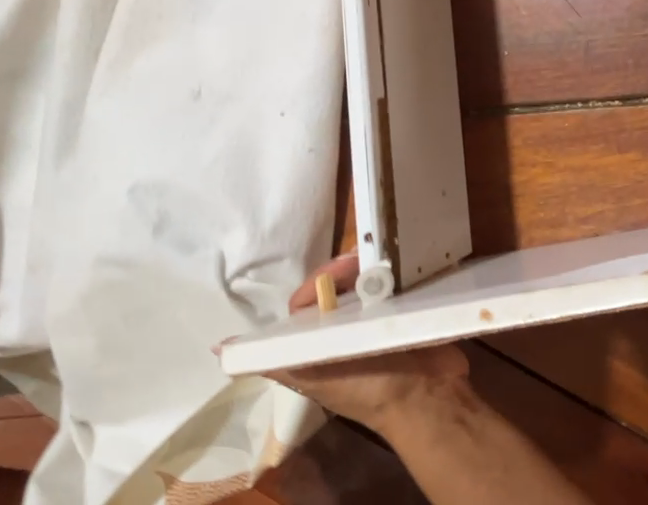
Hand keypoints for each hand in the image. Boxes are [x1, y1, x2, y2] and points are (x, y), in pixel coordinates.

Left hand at [265, 254, 471, 434]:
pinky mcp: (414, 310)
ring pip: (374, 280)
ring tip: (394, 253)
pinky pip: (406, 284)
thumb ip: (275, 357)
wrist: (427, 394)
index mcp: (319, 343)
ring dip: (381, 264)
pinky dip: (407, 271)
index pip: (308, 301)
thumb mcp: (314, 376)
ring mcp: (383, 318)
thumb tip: (220, 349)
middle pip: (342, 286)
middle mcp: (348, 328)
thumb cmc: (368, 387)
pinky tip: (413, 261)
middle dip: (352, 268)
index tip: (343, 269)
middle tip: (371, 256)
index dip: (320, 281)